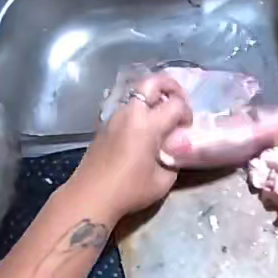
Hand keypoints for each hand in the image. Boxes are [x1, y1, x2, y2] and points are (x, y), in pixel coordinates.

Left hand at [68, 73, 192, 220]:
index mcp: (148, 124)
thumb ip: (174, 160)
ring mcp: (114, 116)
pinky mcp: (104, 125)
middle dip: (170, 86)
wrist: (90, 197)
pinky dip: (138, 109)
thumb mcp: (163, 180)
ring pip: (135, 91)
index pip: (176, 104)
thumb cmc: (129, 190)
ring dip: (152, 97)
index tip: (187, 127)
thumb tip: (174, 151)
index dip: (187, 112)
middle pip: (152, 81)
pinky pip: (125, 106)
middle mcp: (130, 113)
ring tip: (160, 114)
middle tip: (178, 100)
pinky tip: (143, 128)